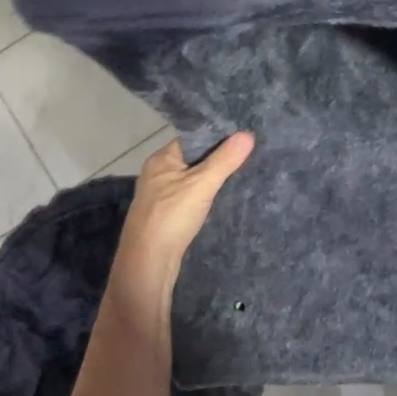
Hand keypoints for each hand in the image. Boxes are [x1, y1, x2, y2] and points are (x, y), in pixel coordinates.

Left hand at [112, 132, 254, 290]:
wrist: (149, 261)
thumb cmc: (171, 216)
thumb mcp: (202, 184)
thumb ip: (224, 160)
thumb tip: (247, 134)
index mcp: (161, 159)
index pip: (193, 139)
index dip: (217, 138)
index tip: (242, 140)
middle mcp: (157, 174)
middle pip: (193, 160)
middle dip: (216, 160)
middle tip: (247, 159)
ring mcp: (159, 196)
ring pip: (191, 180)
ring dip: (210, 181)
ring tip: (239, 177)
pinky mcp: (165, 215)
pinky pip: (188, 198)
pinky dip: (203, 198)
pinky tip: (220, 201)